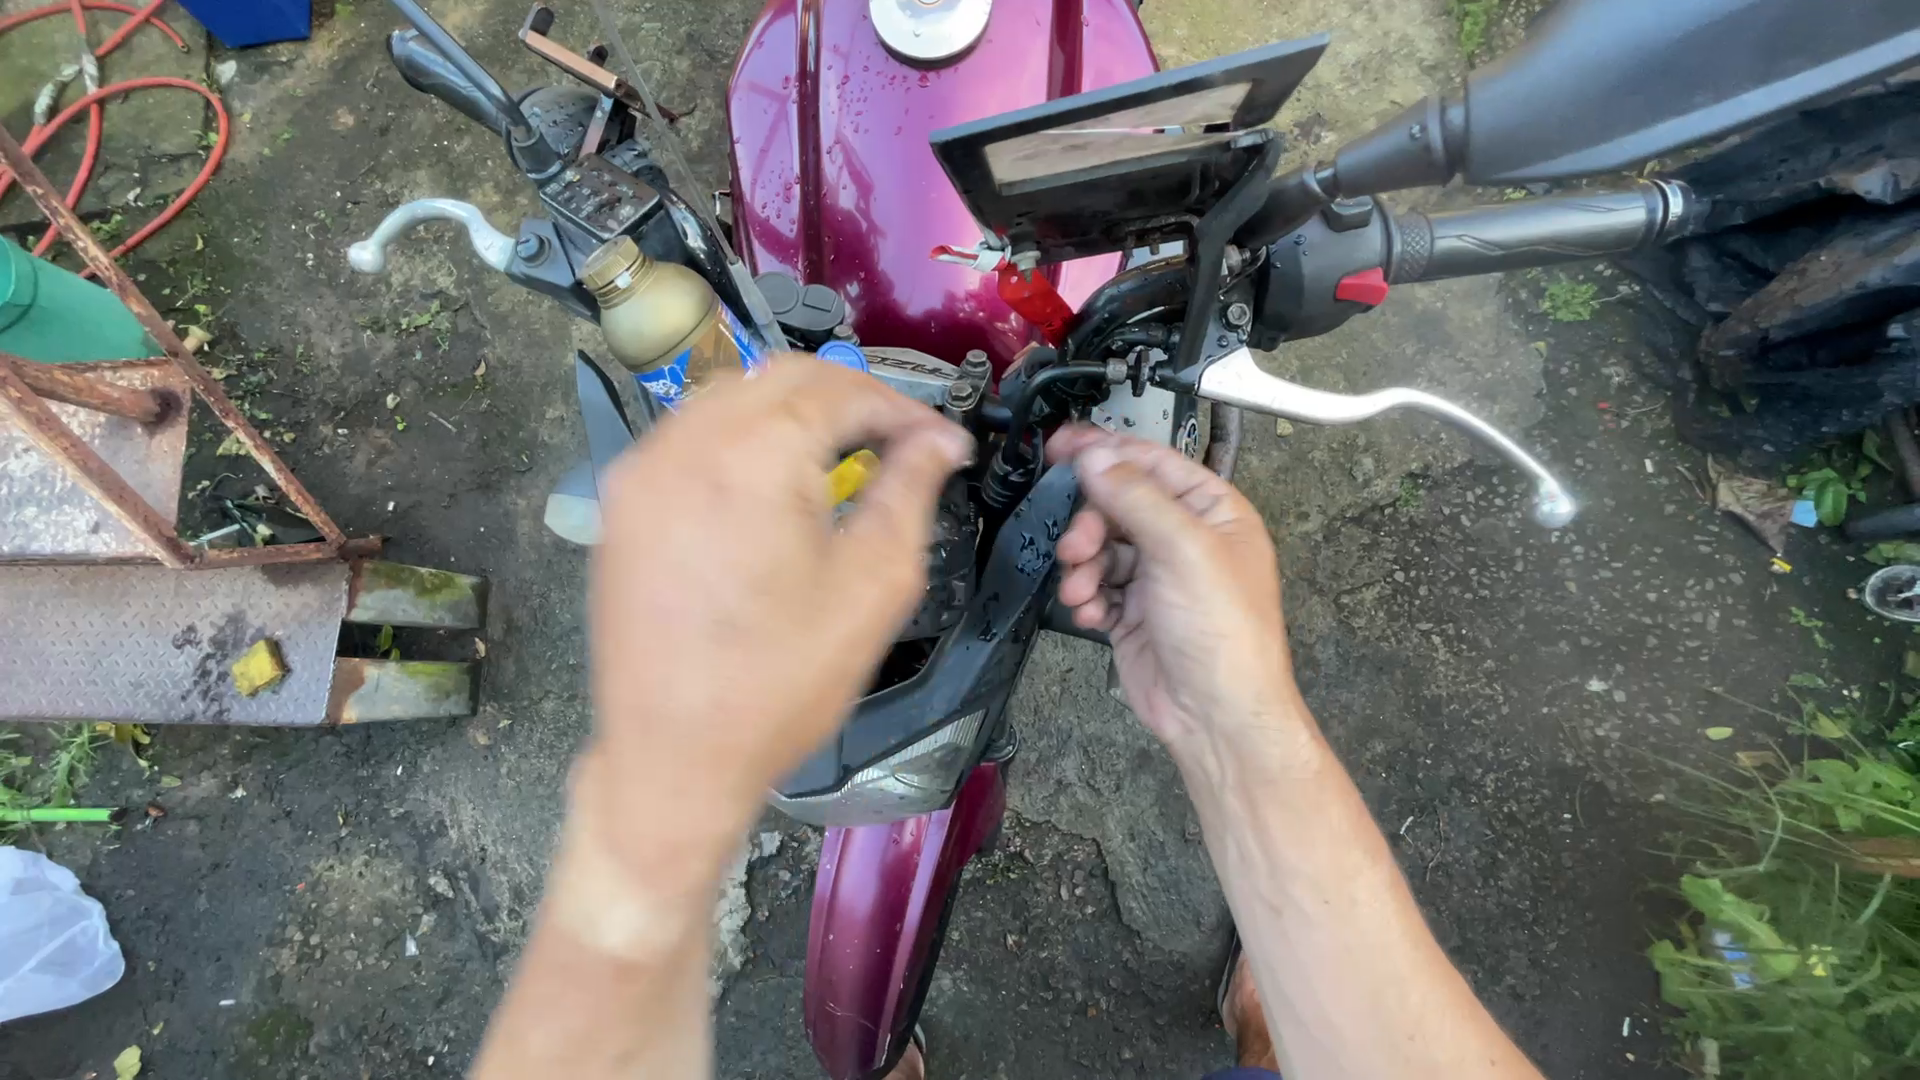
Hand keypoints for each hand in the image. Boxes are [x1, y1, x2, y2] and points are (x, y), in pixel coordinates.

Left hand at [582, 357, 971, 884]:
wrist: (674, 759)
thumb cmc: (786, 681)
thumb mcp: (875, 584)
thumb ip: (910, 491)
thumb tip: (940, 442)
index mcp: (754, 458)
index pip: (841, 390)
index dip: (902, 406)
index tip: (940, 440)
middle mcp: (686, 442)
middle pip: (784, 376)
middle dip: (852, 397)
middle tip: (899, 439)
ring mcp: (642, 468)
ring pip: (733, 395)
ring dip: (798, 409)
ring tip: (845, 452)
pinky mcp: (622, 499)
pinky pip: (694, 433)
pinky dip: (747, 434)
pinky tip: (775, 477)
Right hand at [1047, 426, 1311, 776]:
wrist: (1213, 715)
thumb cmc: (1224, 634)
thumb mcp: (1183, 550)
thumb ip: (1135, 497)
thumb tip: (1096, 456)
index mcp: (1211, 511)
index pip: (1151, 464)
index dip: (1105, 452)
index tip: (1062, 446)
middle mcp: (1184, 539)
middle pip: (1116, 506)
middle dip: (1089, 526)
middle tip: (1076, 547)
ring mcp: (1157, 576)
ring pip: (1100, 548)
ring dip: (1083, 567)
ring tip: (1080, 591)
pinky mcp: (1132, 610)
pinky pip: (1096, 586)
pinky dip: (1086, 596)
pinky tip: (1090, 613)